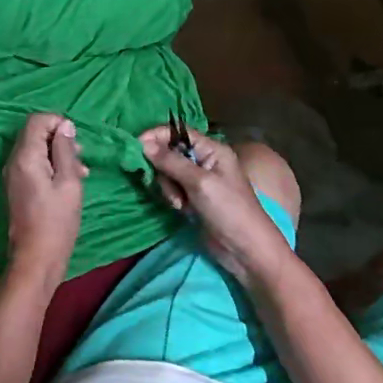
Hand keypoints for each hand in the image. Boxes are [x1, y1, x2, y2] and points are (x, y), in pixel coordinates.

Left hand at [4, 113, 86, 285]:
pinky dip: (50, 165)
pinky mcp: (16, 186)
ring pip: (35, 148)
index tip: (76, 140)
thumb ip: (65, 150)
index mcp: (25, 156)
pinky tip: (68, 182)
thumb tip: (65, 126)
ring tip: (80, 172)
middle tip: (81, 157)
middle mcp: (13, 161)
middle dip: (59, 138)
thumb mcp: (69, 182)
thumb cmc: (56, 221)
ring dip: (57, 153)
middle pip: (34, 132)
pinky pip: (32, 163)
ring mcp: (13, 174)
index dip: (58, 122)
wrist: (35, 259)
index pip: (37, 120)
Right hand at [140, 126, 294, 285]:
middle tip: (170, 186)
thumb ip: (172, 162)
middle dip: (164, 168)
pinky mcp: (195, 199)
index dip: (157, 136)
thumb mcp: (200, 183)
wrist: (246, 250)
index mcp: (212, 149)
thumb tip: (143, 143)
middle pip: (171, 152)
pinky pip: (174, 189)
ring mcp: (200, 181)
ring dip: (169, 187)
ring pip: (169, 173)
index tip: (137, 147)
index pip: (179, 132)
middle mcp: (205, 161)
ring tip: (180, 204)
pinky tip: (182, 210)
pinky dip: (174, 198)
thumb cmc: (229, 210)